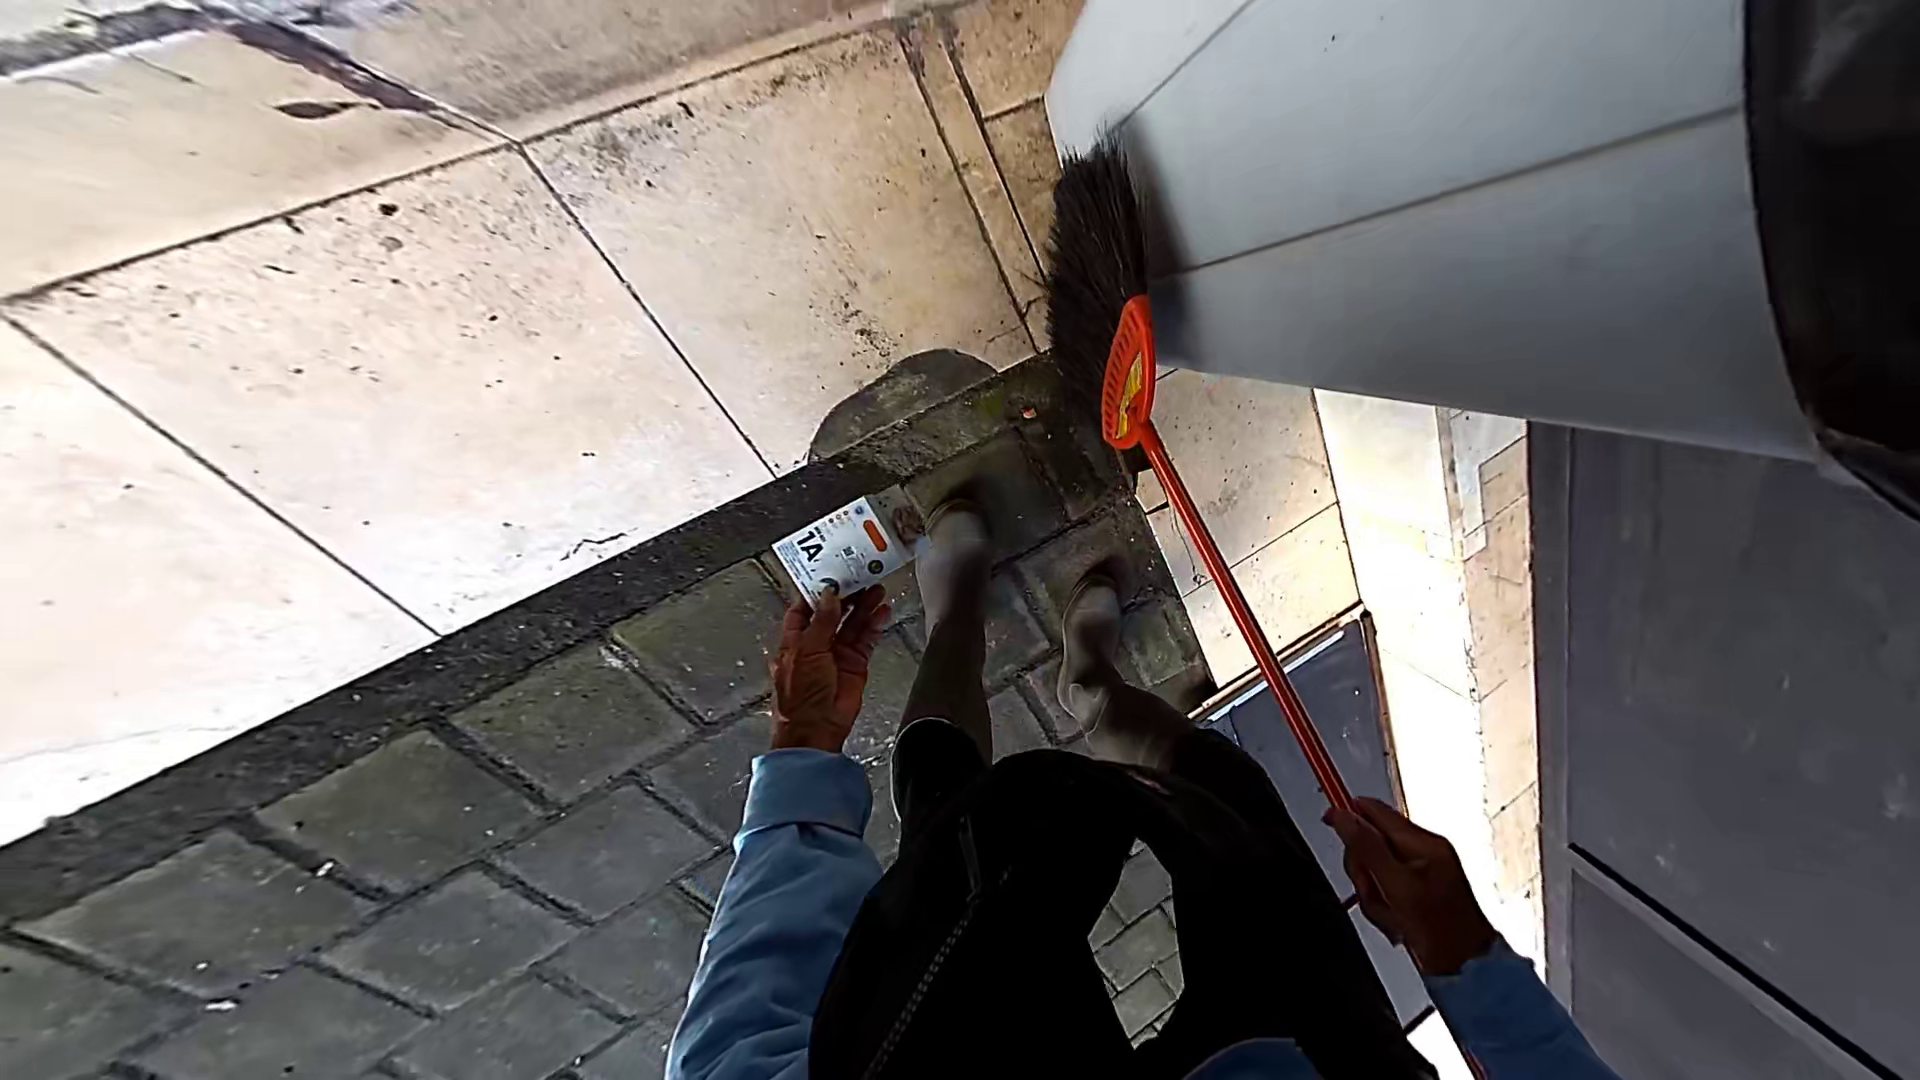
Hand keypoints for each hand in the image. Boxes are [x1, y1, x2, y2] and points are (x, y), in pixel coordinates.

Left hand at [769, 585, 889, 752]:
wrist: (816, 729)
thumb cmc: (799, 698)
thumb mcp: (807, 651)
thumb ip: (822, 621)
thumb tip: (829, 595)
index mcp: (795, 639)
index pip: (806, 607)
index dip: (819, 590)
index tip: (833, 574)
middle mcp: (816, 644)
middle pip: (834, 611)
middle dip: (848, 595)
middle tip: (861, 577)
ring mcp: (837, 653)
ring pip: (853, 622)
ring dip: (864, 606)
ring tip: (876, 590)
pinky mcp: (855, 663)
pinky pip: (867, 638)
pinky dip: (875, 624)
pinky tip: (881, 612)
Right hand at [1325, 797, 1496, 975]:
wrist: (1469, 973)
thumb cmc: (1440, 931)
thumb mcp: (1395, 884)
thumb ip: (1366, 845)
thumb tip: (1341, 814)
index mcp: (1423, 842)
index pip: (1373, 809)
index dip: (1347, 814)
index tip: (1330, 824)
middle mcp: (1425, 849)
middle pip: (1370, 837)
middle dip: (1361, 864)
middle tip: (1371, 888)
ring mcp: (1425, 868)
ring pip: (1374, 862)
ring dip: (1371, 887)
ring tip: (1387, 910)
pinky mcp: (1421, 886)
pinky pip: (1385, 880)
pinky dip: (1381, 898)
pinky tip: (1394, 917)